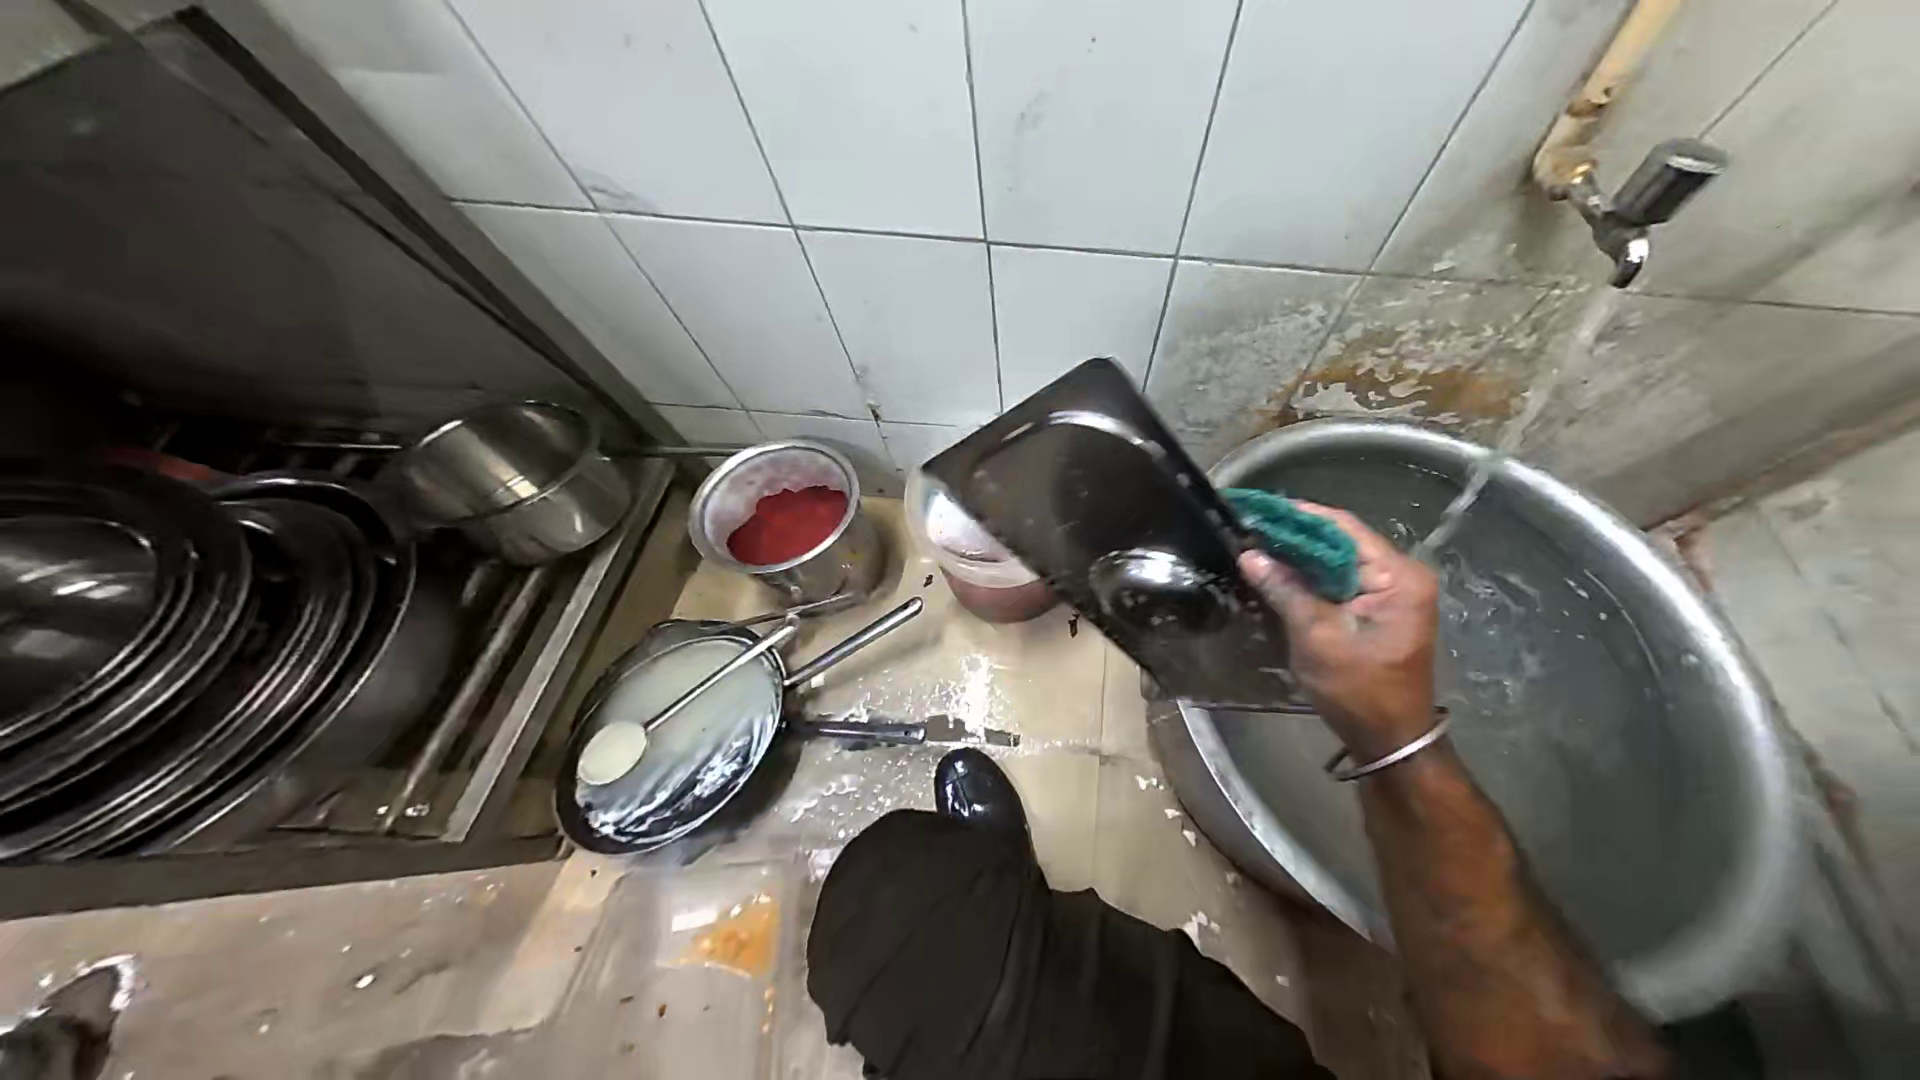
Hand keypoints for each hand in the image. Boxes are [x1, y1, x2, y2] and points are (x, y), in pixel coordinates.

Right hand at [1237, 502, 1438, 760]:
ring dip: (1299, 554)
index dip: (1298, 516)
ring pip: (1337, 560)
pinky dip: (1309, 575)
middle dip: (1294, 534)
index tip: (1259, 509)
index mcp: (1398, 576)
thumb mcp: (1316, 635)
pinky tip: (1279, 571)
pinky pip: (1338, 580)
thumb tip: (1249, 555)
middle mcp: (1400, 576)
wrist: (1388, 737)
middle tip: (1250, 527)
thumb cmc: (1358, 688)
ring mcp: (1391, 593)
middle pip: (1340, 541)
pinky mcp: (1377, 609)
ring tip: (1256, 544)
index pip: (1343, 528)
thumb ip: (1285, 589)